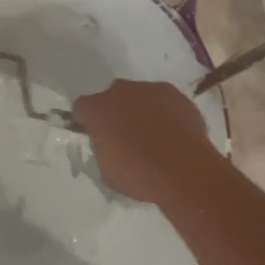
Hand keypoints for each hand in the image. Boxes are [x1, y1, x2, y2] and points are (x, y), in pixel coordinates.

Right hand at [72, 79, 214, 204]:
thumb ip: (103, 150)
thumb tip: (108, 145)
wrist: (182, 169)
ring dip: (142, 111)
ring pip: (139, 96)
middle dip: (116, 112)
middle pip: (112, 97)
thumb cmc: (140, 175)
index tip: (94, 135)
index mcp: (98, 109)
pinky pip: (163, 100)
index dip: (87, 120)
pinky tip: (173, 133)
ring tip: (154, 136)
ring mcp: (149, 89)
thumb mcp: (108, 172)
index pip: (82, 107)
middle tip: (126, 136)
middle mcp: (120, 91)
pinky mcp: (173, 93)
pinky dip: (165, 113)